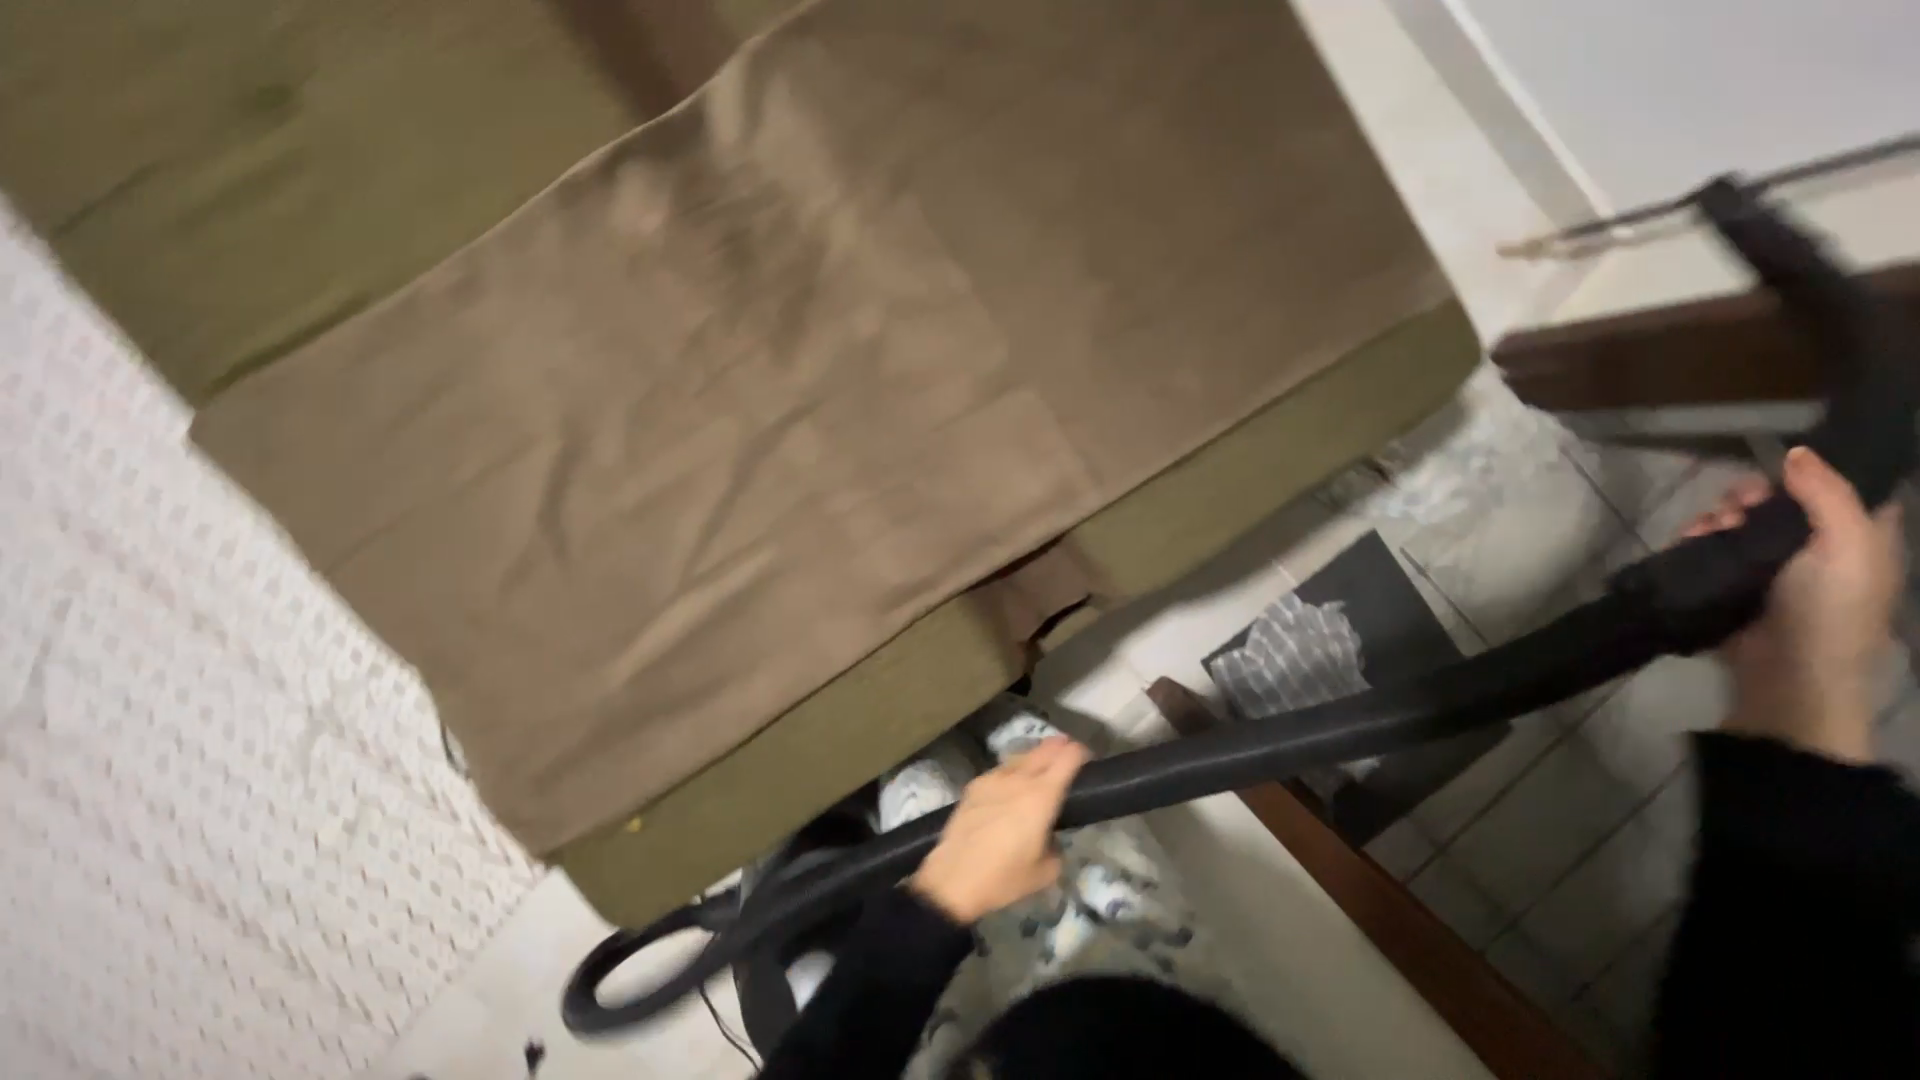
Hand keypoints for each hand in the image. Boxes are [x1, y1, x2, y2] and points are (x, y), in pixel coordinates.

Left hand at [908, 736, 1088, 923]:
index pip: (1068, 758)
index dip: (1080, 753)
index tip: (1086, 758)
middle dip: (1059, 746)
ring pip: (1020, 756)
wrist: (954, 879)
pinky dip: (1012, 770)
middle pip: (1044, 750)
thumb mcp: (1045, 872)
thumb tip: (1049, 838)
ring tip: (1040, 765)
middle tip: (1068, 752)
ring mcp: (994, 779)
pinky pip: (1000, 770)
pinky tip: (1010, 783)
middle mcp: (1019, 779)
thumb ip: (1056, 848)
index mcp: (1043, 796)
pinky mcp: (974, 786)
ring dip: (1035, 756)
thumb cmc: (1004, 877)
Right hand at [1680, 446, 1903, 762]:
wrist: (1787, 671)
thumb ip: (1828, 495)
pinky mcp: (1731, 584)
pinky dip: (1695, 541)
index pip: (1831, 489)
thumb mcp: (1848, 544)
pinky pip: (1709, 550)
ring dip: (1715, 519)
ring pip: (1737, 524)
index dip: (1802, 476)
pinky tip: (1687, 542)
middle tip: (1732, 508)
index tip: (1774, 475)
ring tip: (1702, 530)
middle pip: (1776, 504)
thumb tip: (1796, 452)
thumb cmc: (1831, 606)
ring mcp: (1770, 568)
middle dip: (1746, 498)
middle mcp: (1815, 548)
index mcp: (1857, 536)